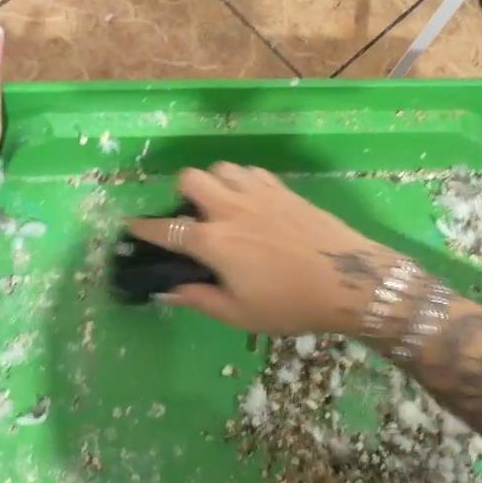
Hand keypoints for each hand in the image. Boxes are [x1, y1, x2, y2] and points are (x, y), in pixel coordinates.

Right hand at [126, 164, 398, 335]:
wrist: (349, 281)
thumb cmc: (290, 304)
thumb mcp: (239, 314)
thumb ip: (199, 299)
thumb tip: (167, 290)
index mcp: (214, 241)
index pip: (167, 229)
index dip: (144, 227)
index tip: (131, 226)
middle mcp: (230, 208)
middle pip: (190, 179)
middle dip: (181, 194)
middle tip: (191, 216)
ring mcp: (258, 193)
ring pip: (221, 168)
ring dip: (214, 183)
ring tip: (222, 206)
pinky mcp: (283, 189)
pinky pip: (251, 171)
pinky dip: (242, 181)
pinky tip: (251, 202)